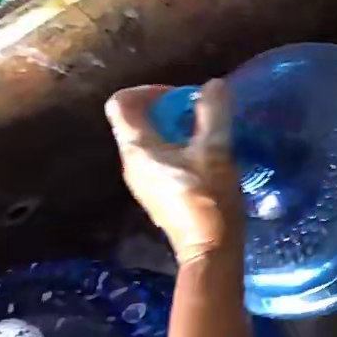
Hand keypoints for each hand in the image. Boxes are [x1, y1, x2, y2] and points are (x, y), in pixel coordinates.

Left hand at [106, 81, 241, 265]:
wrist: (209, 251)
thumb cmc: (210, 200)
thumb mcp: (216, 152)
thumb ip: (214, 113)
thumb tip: (214, 85)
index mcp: (138, 149)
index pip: (121, 102)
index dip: (149, 90)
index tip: (181, 97)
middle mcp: (131, 164)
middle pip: (136, 121)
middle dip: (167, 109)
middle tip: (200, 114)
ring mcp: (141, 183)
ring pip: (148, 142)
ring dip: (174, 130)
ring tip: (206, 137)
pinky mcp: (156, 196)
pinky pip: (158, 161)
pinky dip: (176, 151)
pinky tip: (203, 162)